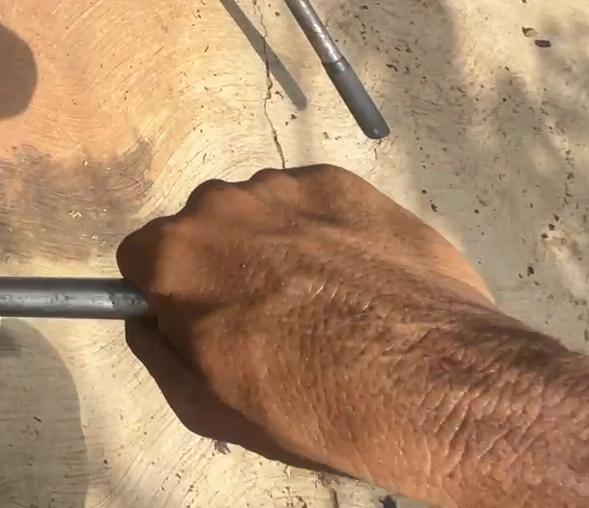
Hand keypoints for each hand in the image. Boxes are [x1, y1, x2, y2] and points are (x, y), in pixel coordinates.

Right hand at [116, 164, 499, 484]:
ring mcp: (275, 186)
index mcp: (169, 254)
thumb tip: (146, 318)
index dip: (167, 295)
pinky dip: (322, 229)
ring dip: (270, 244)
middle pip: (197, 231)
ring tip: (328, 298)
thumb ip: (153, 352)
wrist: (449, 389)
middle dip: (221, 266)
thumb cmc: (315, 407)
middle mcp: (211, 204)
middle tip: (273, 318)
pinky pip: (306, 201)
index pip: (139, 260)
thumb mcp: (207, 408)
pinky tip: (359, 275)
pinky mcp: (335, 180)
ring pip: (253, 213)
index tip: (206, 325)